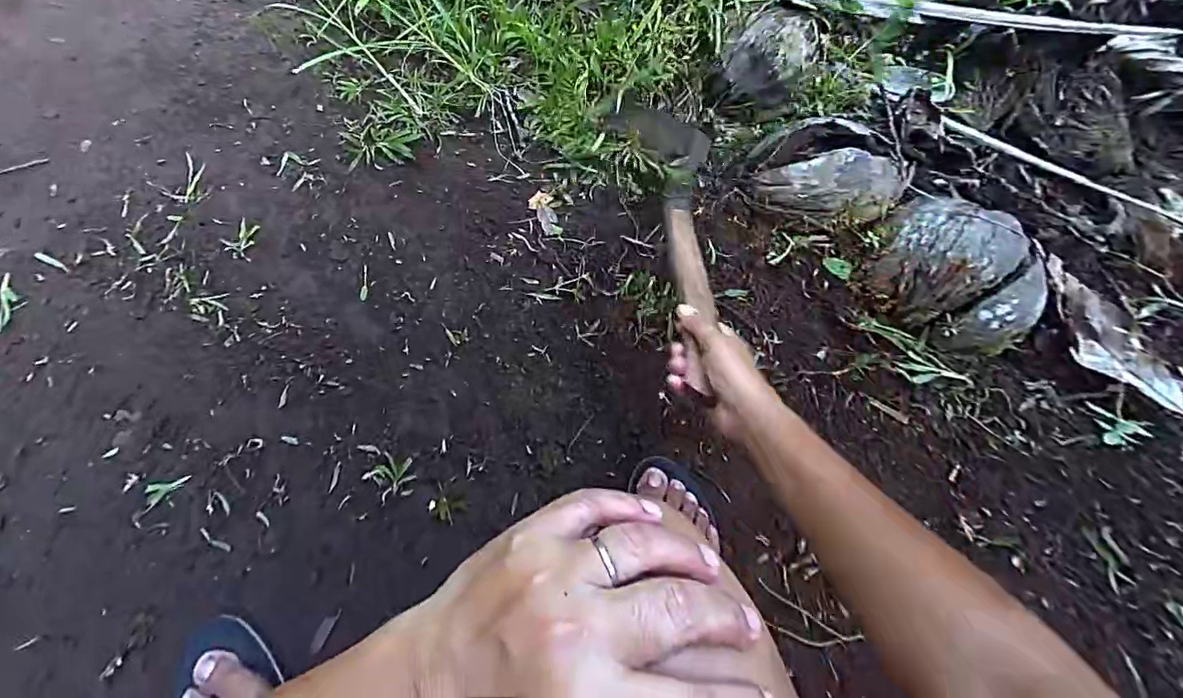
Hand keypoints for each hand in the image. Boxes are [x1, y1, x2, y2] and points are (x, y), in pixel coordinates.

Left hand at [409, 488, 768, 697]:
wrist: (426, 678)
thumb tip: (689, 687)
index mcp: (587, 696)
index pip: (687, 693)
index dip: (733, 690)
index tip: (756, 686)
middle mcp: (576, 628)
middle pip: (675, 610)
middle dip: (722, 616)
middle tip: (745, 620)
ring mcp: (551, 569)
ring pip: (640, 545)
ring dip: (685, 553)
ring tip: (710, 565)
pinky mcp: (528, 535)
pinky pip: (587, 506)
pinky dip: (623, 504)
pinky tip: (652, 513)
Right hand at [667, 304, 780, 441]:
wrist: (743, 413)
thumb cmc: (735, 373)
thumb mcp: (715, 341)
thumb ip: (697, 325)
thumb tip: (683, 308)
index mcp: (727, 342)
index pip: (707, 329)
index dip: (692, 326)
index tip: (679, 324)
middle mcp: (720, 360)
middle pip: (693, 349)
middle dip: (681, 349)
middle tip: (677, 351)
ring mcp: (712, 380)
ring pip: (687, 368)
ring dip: (679, 367)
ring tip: (678, 369)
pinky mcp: (704, 397)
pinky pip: (687, 387)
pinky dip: (680, 385)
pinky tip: (678, 384)